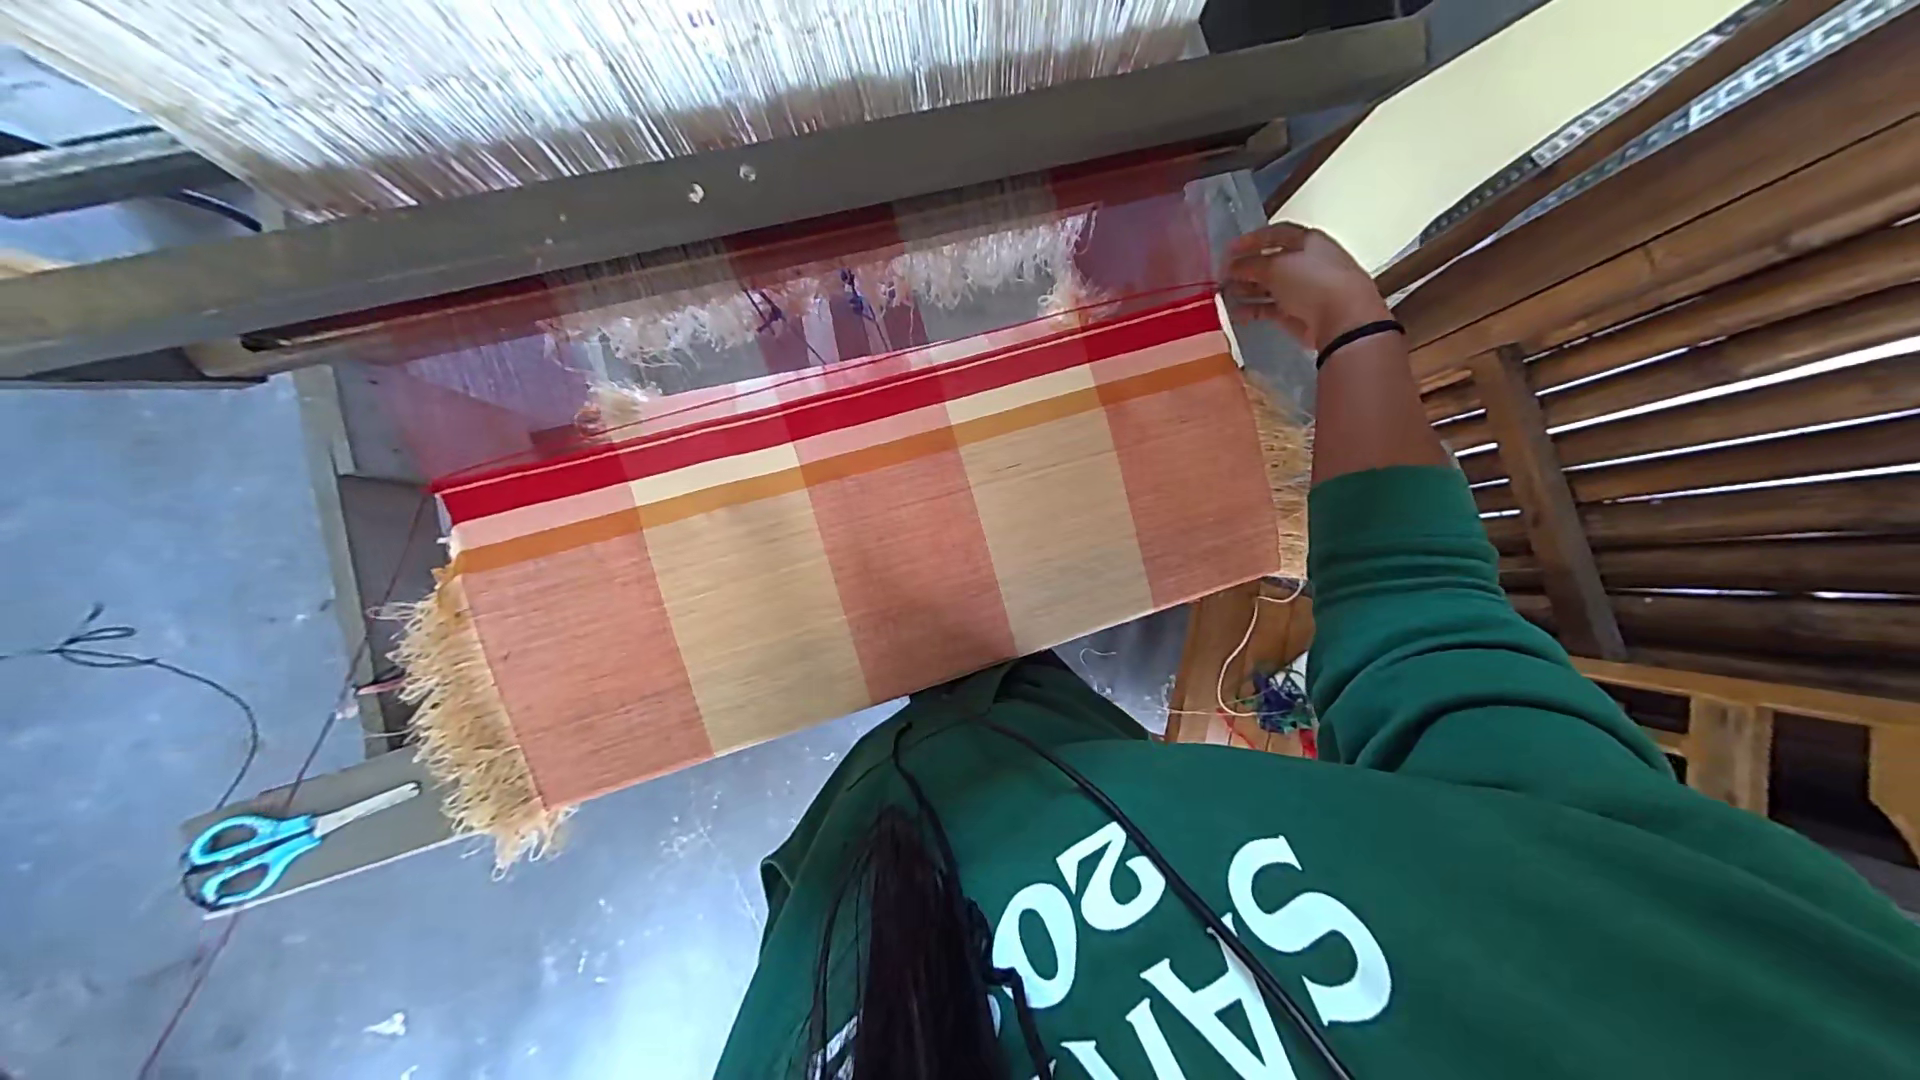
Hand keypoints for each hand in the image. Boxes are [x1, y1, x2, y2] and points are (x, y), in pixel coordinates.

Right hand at [1222, 223, 1391, 352]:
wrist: (1340, 317)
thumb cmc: (1312, 281)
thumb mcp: (1276, 267)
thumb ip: (1250, 265)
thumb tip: (1232, 267)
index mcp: (1306, 242)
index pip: (1276, 234)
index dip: (1252, 240)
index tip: (1229, 249)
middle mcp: (1305, 263)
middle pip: (1270, 262)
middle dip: (1246, 267)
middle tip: (1224, 275)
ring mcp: (1301, 289)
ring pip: (1268, 286)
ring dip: (1247, 289)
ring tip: (1226, 294)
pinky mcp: (1296, 313)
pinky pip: (1269, 308)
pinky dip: (1252, 309)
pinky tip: (1236, 313)